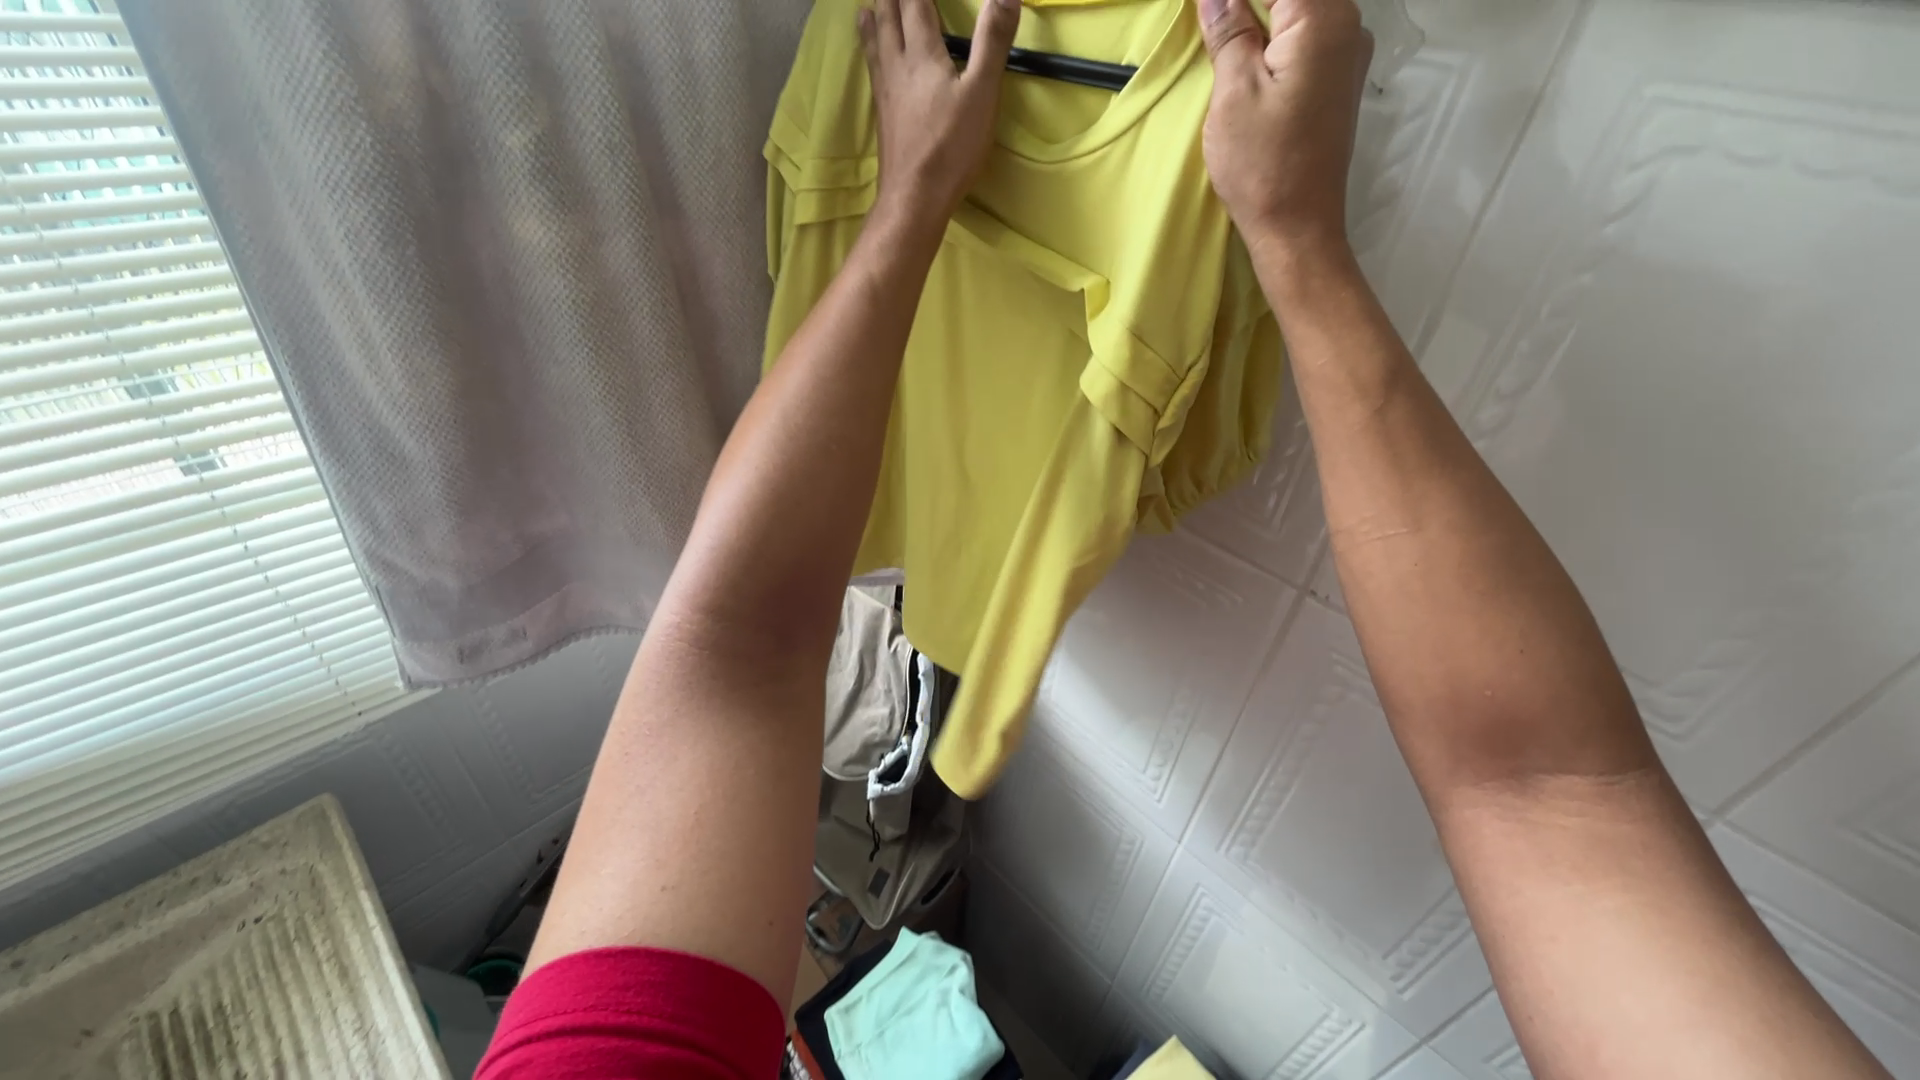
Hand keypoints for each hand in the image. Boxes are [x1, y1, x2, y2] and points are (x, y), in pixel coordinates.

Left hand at [859, 0, 1020, 234]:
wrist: (914, 196)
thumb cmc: (951, 147)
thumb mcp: (982, 92)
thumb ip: (992, 41)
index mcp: (922, 54)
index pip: (916, 2)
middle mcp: (897, 65)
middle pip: (890, 18)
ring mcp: (886, 91)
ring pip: (876, 44)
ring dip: (874, 19)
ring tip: (868, 7)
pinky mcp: (883, 115)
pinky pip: (873, 70)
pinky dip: (871, 52)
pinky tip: (874, 61)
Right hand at [1198, 0, 1372, 254]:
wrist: (1297, 227)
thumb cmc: (1262, 164)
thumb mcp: (1233, 92)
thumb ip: (1229, 31)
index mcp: (1323, 18)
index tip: (1206, 12)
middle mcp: (1348, 26)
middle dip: (1246, 6)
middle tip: (1211, 24)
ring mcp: (1348, 55)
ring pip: (1299, 14)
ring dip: (1258, 20)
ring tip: (1222, 37)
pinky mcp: (1338, 83)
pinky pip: (1305, 38)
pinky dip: (1273, 39)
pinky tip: (1246, 56)